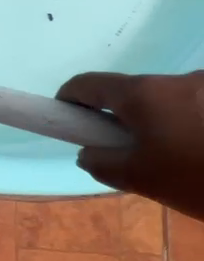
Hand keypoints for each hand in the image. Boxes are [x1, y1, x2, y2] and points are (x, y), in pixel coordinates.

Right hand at [57, 71, 203, 218]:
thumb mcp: (143, 180)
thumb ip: (101, 161)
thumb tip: (92, 151)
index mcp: (144, 93)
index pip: (85, 85)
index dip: (70, 102)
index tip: (74, 124)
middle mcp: (184, 80)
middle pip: (139, 94)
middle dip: (134, 120)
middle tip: (144, 155)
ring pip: (183, 103)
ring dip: (178, 124)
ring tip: (196, 161)